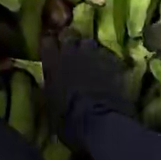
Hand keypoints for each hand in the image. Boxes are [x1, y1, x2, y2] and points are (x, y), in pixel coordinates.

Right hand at [40, 28, 134, 143]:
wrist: (100, 124)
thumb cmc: (69, 121)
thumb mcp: (50, 105)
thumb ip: (50, 87)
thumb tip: (51, 83)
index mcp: (53, 63)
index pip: (46, 41)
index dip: (49, 45)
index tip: (51, 49)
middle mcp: (72, 53)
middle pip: (70, 35)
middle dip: (70, 41)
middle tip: (72, 52)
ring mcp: (95, 55)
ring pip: (90, 42)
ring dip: (89, 49)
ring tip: (90, 59)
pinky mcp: (114, 62)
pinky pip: (108, 55)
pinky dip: (106, 60)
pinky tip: (107, 69)